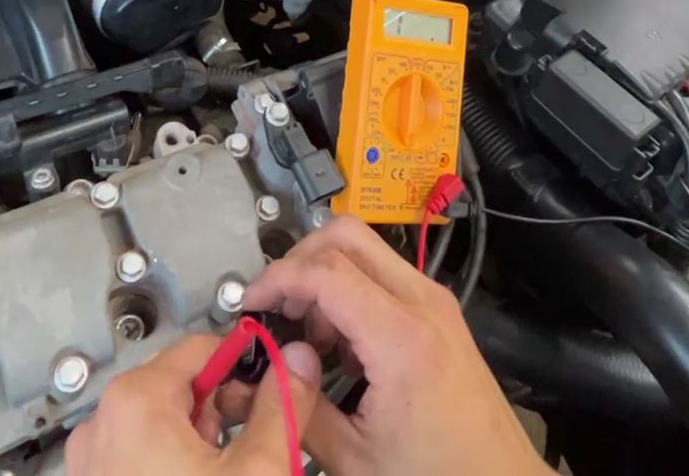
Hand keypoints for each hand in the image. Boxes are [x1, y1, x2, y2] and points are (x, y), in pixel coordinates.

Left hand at [66, 331, 322, 475]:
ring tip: (232, 473)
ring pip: (162, 423)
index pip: (204, 349)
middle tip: (258, 441)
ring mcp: (92, 463)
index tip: (275, 387)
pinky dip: (174, 464)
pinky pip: (140, 455)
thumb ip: (283, 404)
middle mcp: (103, 423)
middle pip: (181, 385)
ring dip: (204, 440)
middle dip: (226, 409)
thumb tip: (298, 360)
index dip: (247, 365)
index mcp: (137, 400)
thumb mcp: (257, 471)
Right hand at [242, 217, 548, 475]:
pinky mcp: (438, 308)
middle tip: (276, 305)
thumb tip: (261, 372)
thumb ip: (300, 409)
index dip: (277, 279)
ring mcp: (434, 299)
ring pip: (365, 246)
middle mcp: (422, 301)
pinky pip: (383, 272)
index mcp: (401, 337)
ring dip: (324, 272)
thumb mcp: (354, 459)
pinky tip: (339, 341)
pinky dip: (349, 287)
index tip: (249, 304)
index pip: (325, 271)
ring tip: (307, 333)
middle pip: (346, 234)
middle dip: (299, 259)